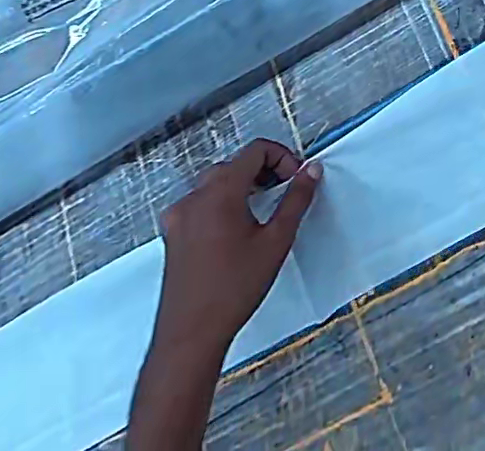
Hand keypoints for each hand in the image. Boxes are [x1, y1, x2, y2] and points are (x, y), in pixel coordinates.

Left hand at [131, 140, 320, 450]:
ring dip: (243, 186)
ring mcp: (179, 213)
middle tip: (284, 193)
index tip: (296, 179)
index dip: (282, 157)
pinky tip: (235, 230)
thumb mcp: (276, 241)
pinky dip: (221, 203)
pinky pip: (200, 202)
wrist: (190, 335)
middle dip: (264, 171)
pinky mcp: (172, 231)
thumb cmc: (236, 288)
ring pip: (216, 182)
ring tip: (263, 211)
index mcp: (221, 190)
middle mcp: (195, 195)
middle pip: (235, 163)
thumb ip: (296, 199)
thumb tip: (311, 170)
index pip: (255, 150)